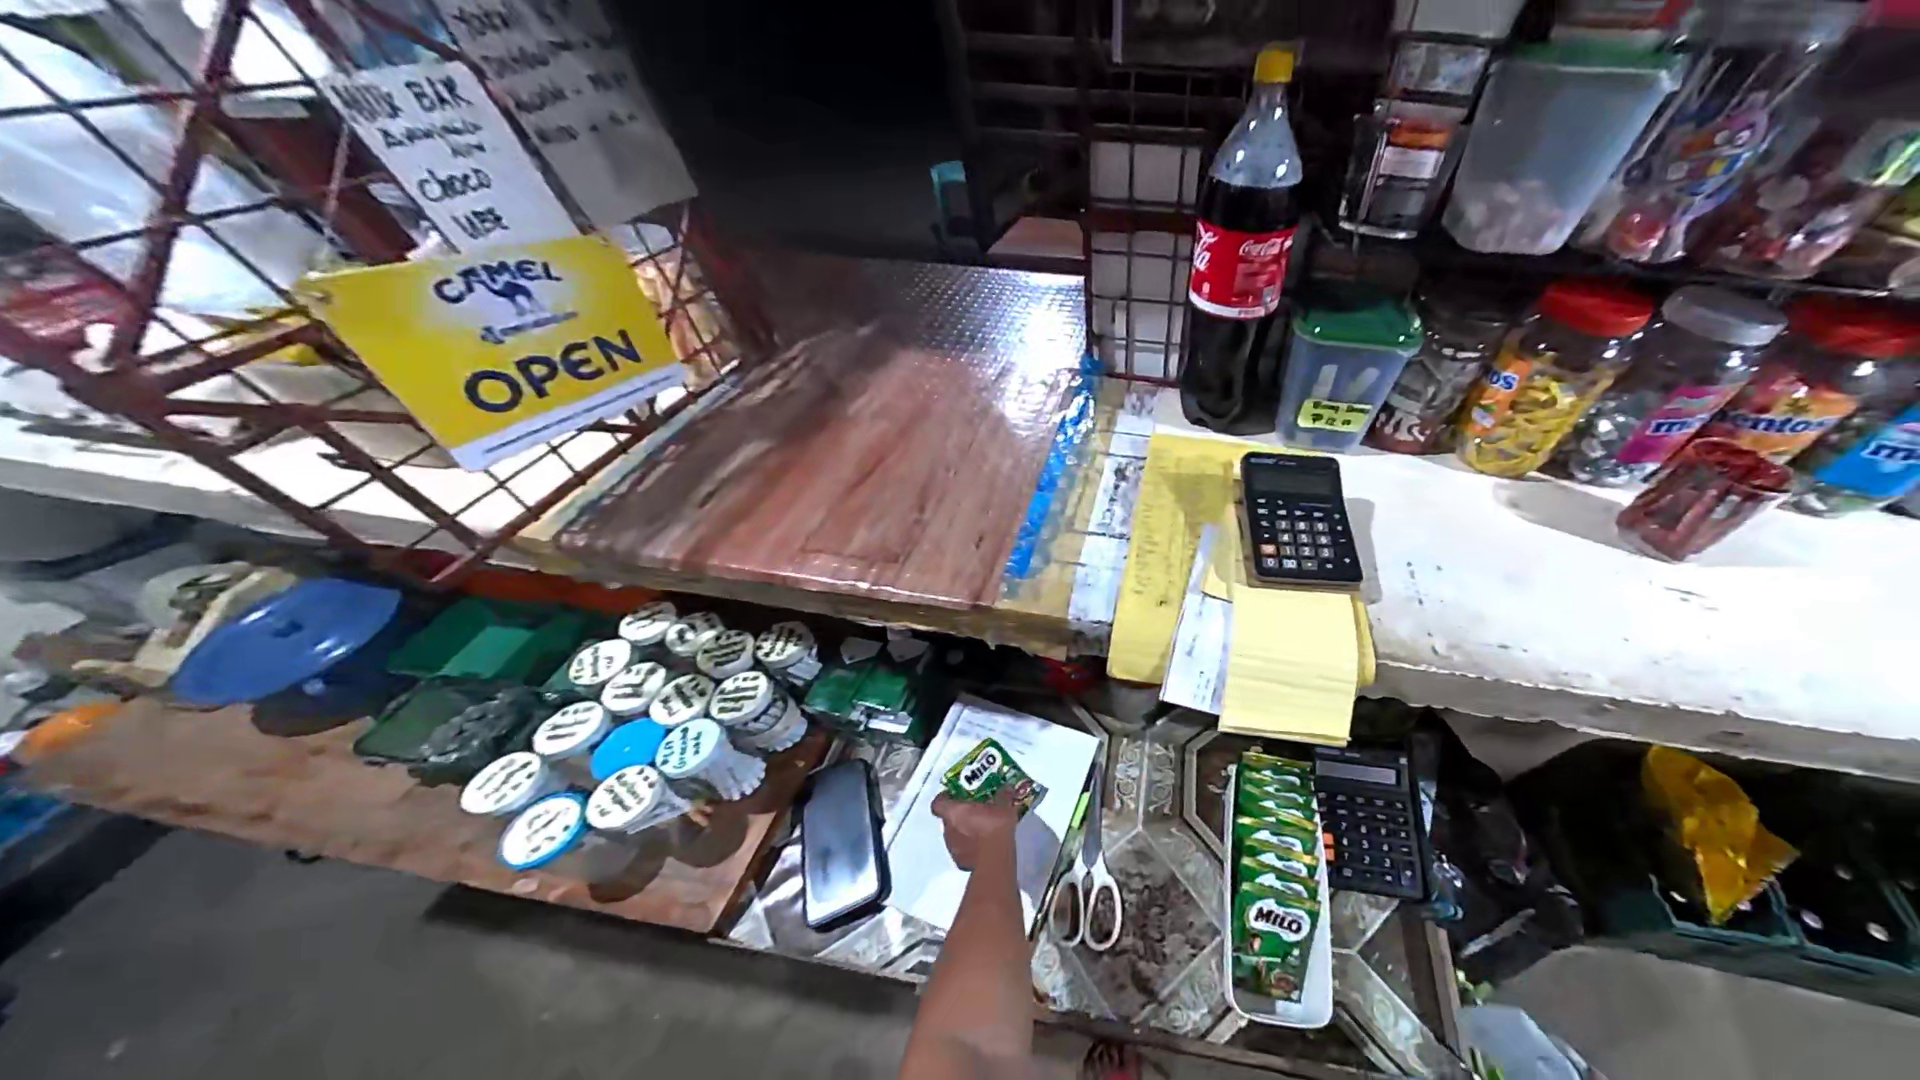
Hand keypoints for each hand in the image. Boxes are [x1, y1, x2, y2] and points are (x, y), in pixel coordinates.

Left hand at [932, 791, 1017, 870]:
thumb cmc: (995, 827)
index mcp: (953, 812)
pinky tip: (981, 848)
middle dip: (958, 816)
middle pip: (947, 819)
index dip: (943, 798)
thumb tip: (1006, 788)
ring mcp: (952, 847)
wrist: (996, 858)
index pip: (938, 803)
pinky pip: (961, 852)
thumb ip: (1002, 795)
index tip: (952, 795)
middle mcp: (948, 829)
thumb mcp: (1003, 806)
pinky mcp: (960, 863)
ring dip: (962, 833)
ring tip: (980, 832)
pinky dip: (968, 849)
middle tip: (973, 813)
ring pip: (953, 836)